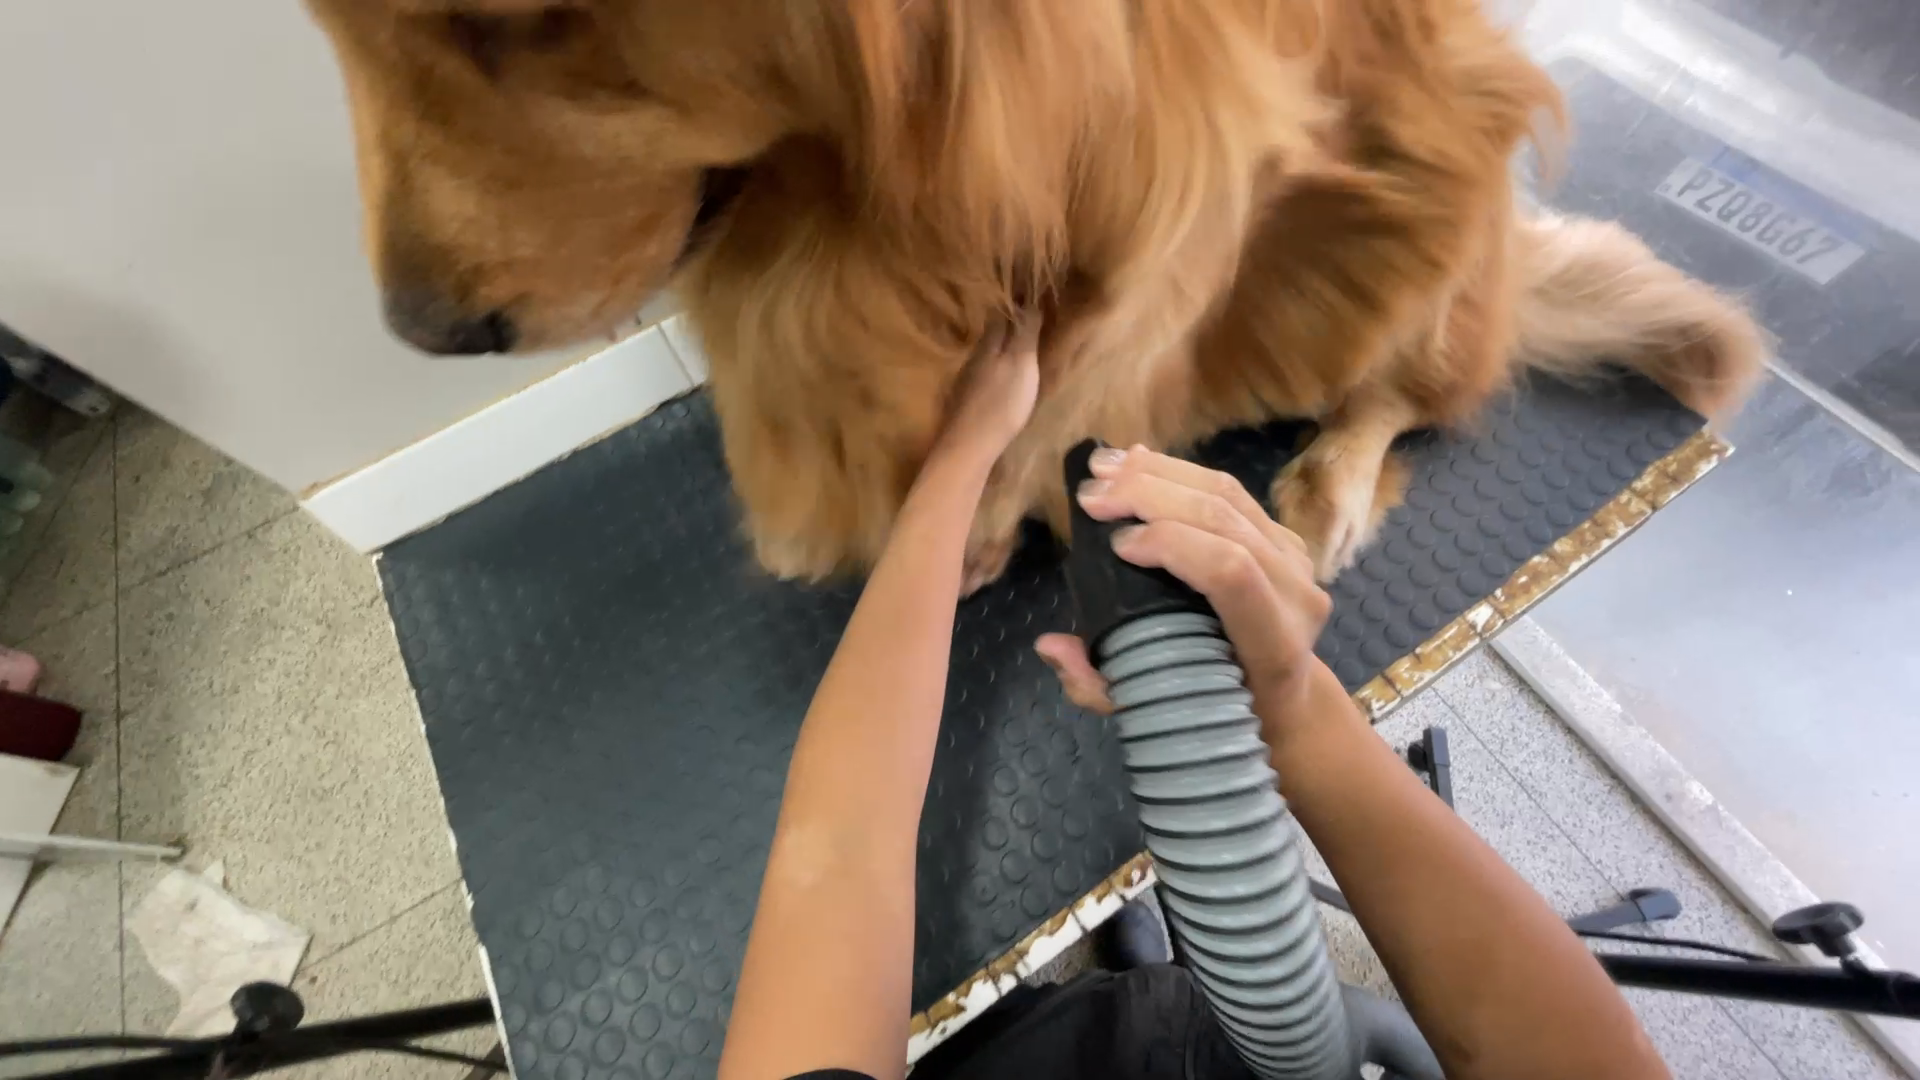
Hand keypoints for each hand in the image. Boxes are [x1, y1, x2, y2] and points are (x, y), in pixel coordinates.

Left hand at [930, 315, 1040, 470]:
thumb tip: (1028, 300)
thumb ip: (1024, 332)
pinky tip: (1002, 382)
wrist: (970, 445)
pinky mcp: (965, 402)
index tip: (1032, 302)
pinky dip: (995, 373)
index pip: (1001, 315)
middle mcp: (973, 357)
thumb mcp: (1021, 362)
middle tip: (1030, 326)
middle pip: (991, 336)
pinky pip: (983, 378)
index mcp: (988, 343)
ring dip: (1001, 352)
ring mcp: (966, 381)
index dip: (1016, 307)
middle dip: (1009, 329)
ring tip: (1020, 353)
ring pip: (986, 357)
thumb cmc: (1001, 402)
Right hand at [1035, 446, 1332, 716]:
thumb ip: (1099, 685)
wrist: (1286, 698)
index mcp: (1271, 644)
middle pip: (1223, 518)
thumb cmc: (1216, 708)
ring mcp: (1295, 557)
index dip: (1171, 543)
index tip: (1115, 543)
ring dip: (1157, 472)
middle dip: (1149, 495)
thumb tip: (1049, 644)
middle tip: (1090, 494)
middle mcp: (1294, 592)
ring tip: (1102, 468)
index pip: (1230, 572)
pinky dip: (1176, 470)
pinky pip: (1230, 488)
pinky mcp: (1284, 535)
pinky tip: (1136, 461)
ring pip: (1226, 492)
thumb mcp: (1156, 713)